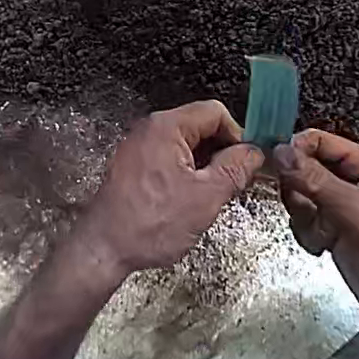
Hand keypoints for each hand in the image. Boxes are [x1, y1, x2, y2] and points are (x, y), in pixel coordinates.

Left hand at [65, 101, 265, 287]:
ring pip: (184, 143)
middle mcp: (150, 128)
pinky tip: (189, 199)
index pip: (214, 112)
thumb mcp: (205, 197)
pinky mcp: (133, 163)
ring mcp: (139, 145)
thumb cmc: (153, 222)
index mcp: (166, 126)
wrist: (105, 247)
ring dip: (204, 164)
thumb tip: (253, 152)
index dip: (236, 134)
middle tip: (234, 183)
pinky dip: (185, 171)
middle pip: (199, 125)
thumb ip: (233, 169)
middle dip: (221, 151)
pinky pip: (168, 156)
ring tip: (212, 195)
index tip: (246, 162)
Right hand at [273, 129, 358, 306]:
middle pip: (303, 167)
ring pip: (299, 195)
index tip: (279, 169)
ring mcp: (342, 209)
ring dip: (303, 216)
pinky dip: (306, 233)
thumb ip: (313, 178)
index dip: (296, 151)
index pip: (318, 141)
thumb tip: (280, 151)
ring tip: (323, 233)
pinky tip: (322, 247)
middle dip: (298, 190)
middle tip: (309, 208)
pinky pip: (303, 220)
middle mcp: (353, 183)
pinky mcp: (334, 232)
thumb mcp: (353, 210)